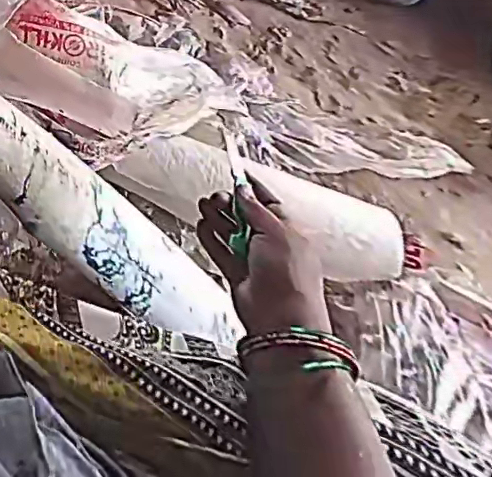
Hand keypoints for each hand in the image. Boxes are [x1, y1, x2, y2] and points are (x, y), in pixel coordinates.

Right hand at [197, 177, 330, 335]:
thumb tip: (242, 190)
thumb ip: (255, 209)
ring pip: (227, 229)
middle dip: (228, 203)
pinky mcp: (234, 270)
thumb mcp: (276, 233)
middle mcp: (269, 243)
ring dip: (216, 216)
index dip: (251, 187)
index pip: (267, 202)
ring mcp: (251, 257)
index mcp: (287, 232)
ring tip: (206, 208)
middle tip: (218, 199)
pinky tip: (202, 226)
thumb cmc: (289, 277)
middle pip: (243, 214)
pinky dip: (208, 236)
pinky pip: (217, 247)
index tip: (236, 172)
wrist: (280, 319)